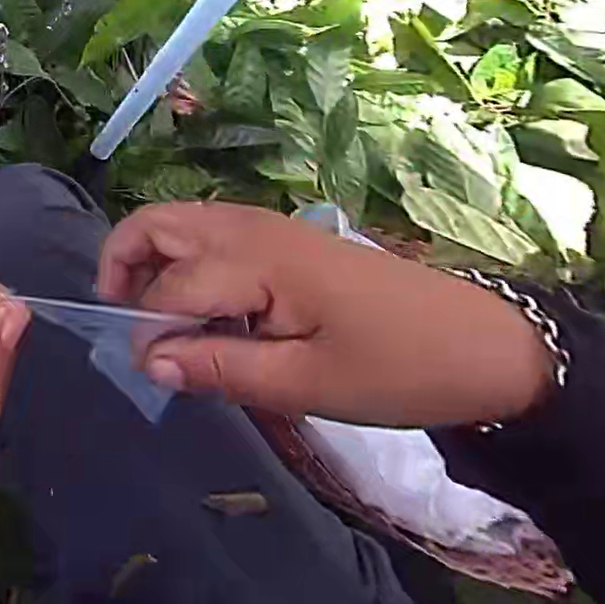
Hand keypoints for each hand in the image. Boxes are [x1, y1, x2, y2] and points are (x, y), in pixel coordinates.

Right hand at [97, 202, 552, 426]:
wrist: (483, 339)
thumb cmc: (397, 366)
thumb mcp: (307, 384)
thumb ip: (219, 368)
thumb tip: (148, 363)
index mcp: (254, 260)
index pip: (170, 288)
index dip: (148, 331)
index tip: (151, 373)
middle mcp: (245, 226)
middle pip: (153, 223)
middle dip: (121, 262)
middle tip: (124, 316)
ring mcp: (259, 221)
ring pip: (173, 219)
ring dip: (147, 256)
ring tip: (155, 312)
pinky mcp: (272, 230)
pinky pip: (201, 229)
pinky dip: (178, 255)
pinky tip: (198, 301)